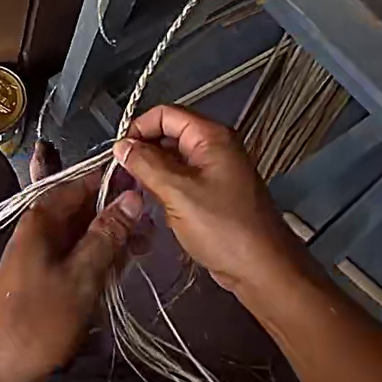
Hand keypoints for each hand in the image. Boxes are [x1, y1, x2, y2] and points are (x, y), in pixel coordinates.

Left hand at [0, 156, 144, 381]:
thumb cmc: (38, 321)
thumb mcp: (82, 276)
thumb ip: (108, 234)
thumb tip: (133, 197)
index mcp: (43, 218)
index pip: (85, 182)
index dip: (117, 183)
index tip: (149, 191)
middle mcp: (41, 227)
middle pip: (87, 207)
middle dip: (119, 215)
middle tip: (150, 233)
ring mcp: (42, 251)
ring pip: (85, 231)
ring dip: (113, 239)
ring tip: (141, 252)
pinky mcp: (46, 273)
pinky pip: (78, 253)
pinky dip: (99, 257)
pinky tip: (119, 269)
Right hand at [113, 105, 309, 295]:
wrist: (262, 268)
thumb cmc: (225, 229)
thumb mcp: (178, 192)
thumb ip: (147, 164)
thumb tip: (123, 146)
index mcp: (212, 136)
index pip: (167, 114)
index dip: (139, 128)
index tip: (119, 153)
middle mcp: (216, 146)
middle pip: (170, 133)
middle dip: (143, 150)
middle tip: (121, 175)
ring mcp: (217, 169)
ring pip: (174, 158)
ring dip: (152, 170)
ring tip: (133, 190)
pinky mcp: (215, 191)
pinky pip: (183, 178)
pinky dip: (165, 185)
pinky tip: (152, 203)